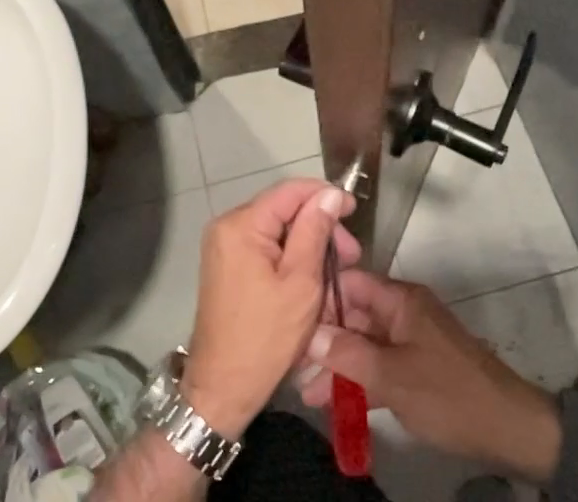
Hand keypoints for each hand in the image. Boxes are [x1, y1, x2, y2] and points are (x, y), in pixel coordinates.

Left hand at [180, 179, 358, 436]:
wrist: (223, 386)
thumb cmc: (267, 336)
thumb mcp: (301, 282)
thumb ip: (314, 232)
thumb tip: (328, 194)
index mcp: (241, 226)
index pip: (288, 191)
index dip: (324, 195)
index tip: (354, 210)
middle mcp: (226, 227)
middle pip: (282, 210)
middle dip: (318, 226)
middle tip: (350, 254)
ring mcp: (223, 248)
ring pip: (275, 230)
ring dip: (308, 244)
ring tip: (337, 271)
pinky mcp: (226, 267)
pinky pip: (264, 248)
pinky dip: (290, 257)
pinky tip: (312, 278)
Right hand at [298, 270, 561, 481]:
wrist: (508, 429)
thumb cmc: (448, 394)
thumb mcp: (390, 375)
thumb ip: (346, 353)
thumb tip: (306, 334)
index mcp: (401, 301)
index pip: (350, 282)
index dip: (320, 297)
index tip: (290, 321)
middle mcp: (405, 312)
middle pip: (354, 315)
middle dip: (323, 339)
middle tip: (290, 364)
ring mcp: (412, 340)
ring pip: (364, 343)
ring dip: (337, 365)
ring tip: (304, 392)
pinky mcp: (418, 367)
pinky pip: (379, 364)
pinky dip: (358, 379)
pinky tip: (333, 402)